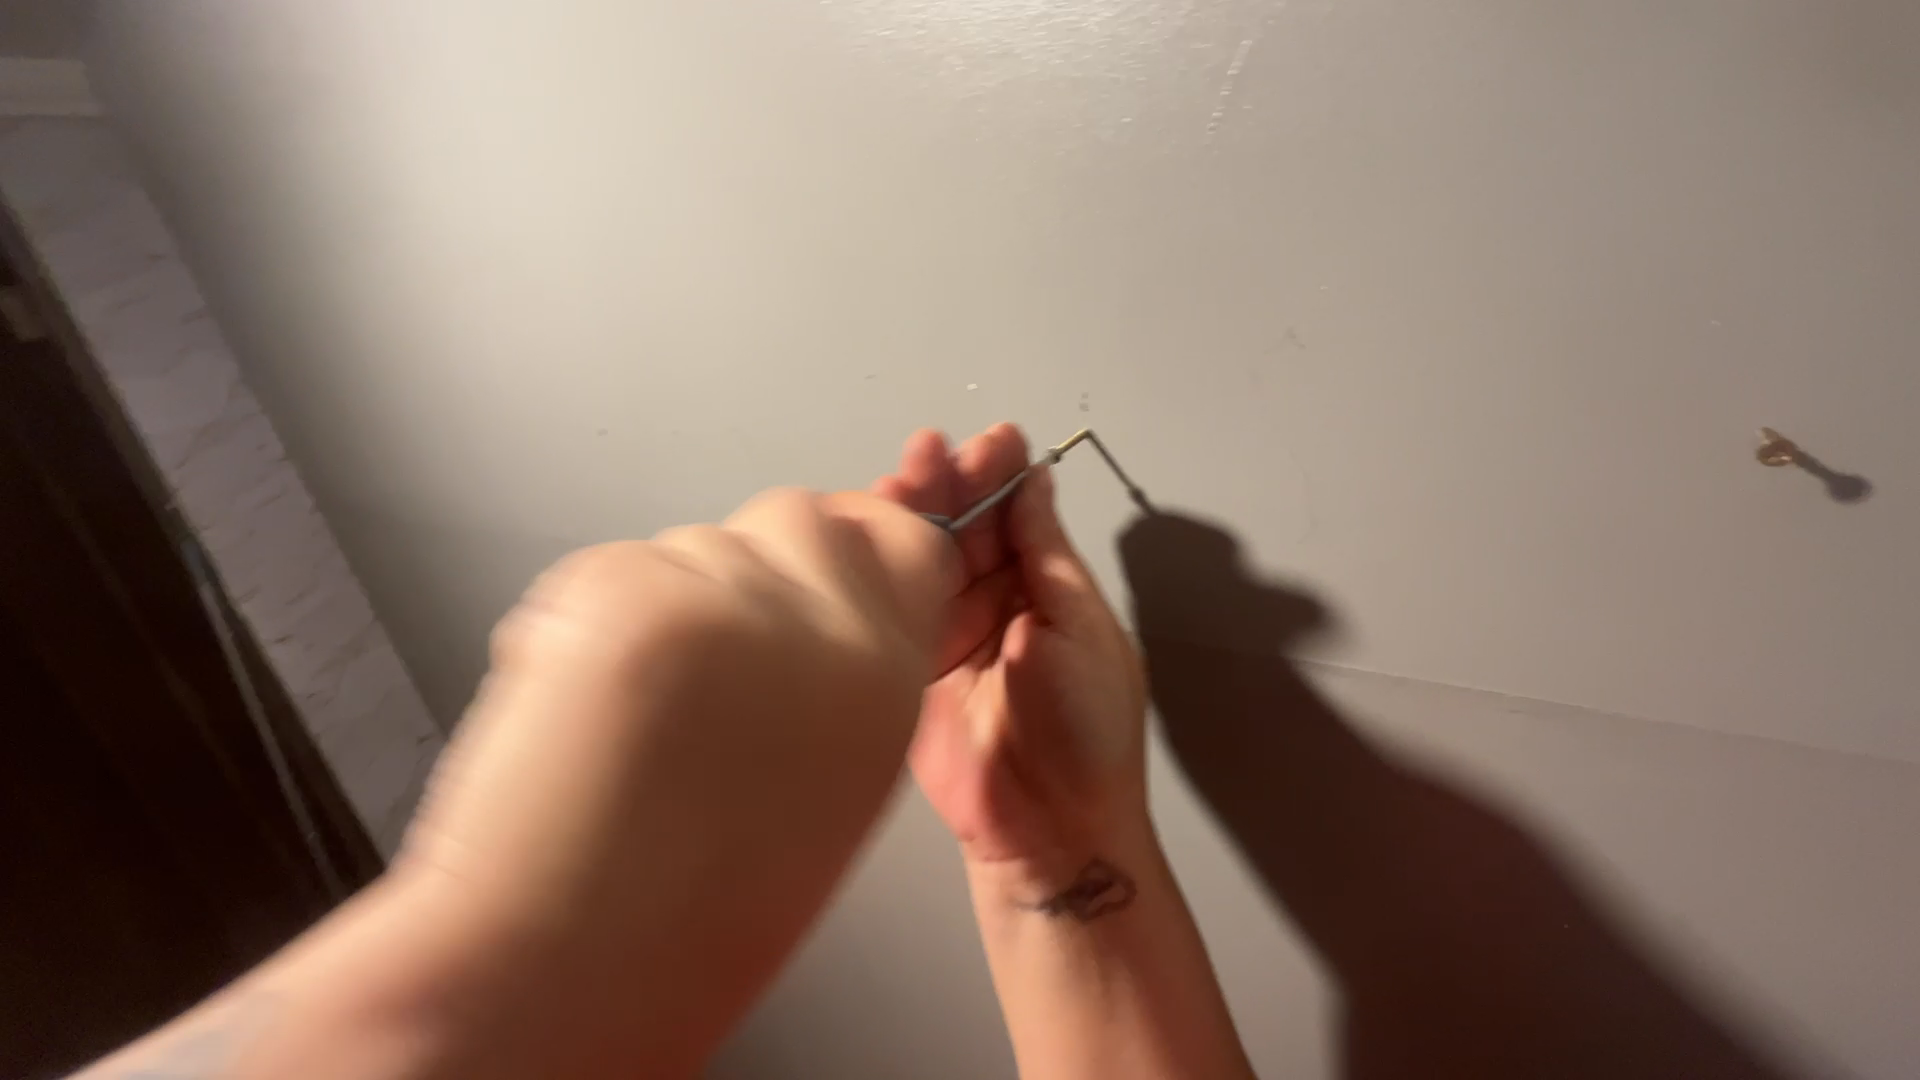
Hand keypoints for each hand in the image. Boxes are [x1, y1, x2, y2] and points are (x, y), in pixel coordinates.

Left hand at [392, 488, 955, 1074]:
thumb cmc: (702, 899)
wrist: (572, 964)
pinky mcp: (624, 588)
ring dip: (673, 595)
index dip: (861, 538)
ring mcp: (725, 598)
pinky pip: (619, 563)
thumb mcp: (839, 771)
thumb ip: (850, 668)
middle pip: (796, 515)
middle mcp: (825, 623)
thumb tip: (827, 598)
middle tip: (711, 637)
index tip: (831, 548)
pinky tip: (592, 693)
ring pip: (700, 542)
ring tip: (646, 699)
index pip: (905, 539)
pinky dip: (597, 611)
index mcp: (887, 678)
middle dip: (757, 558)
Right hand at [874, 425, 1148, 887]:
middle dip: (951, 486)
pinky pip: (892, 604)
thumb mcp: (1079, 627)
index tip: (994, 440)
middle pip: (965, 530)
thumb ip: (1047, 553)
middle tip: (932, 449)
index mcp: (1044, 589)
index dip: (1004, 478)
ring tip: (902, 473)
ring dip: (913, 514)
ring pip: (923, 558)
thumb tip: (1038, 480)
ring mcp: (947, 630)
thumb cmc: (1085, 724)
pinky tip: (867, 529)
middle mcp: (993, 601)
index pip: (1017, 518)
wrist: (1046, 827)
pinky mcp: (907, 662)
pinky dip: (879, 566)